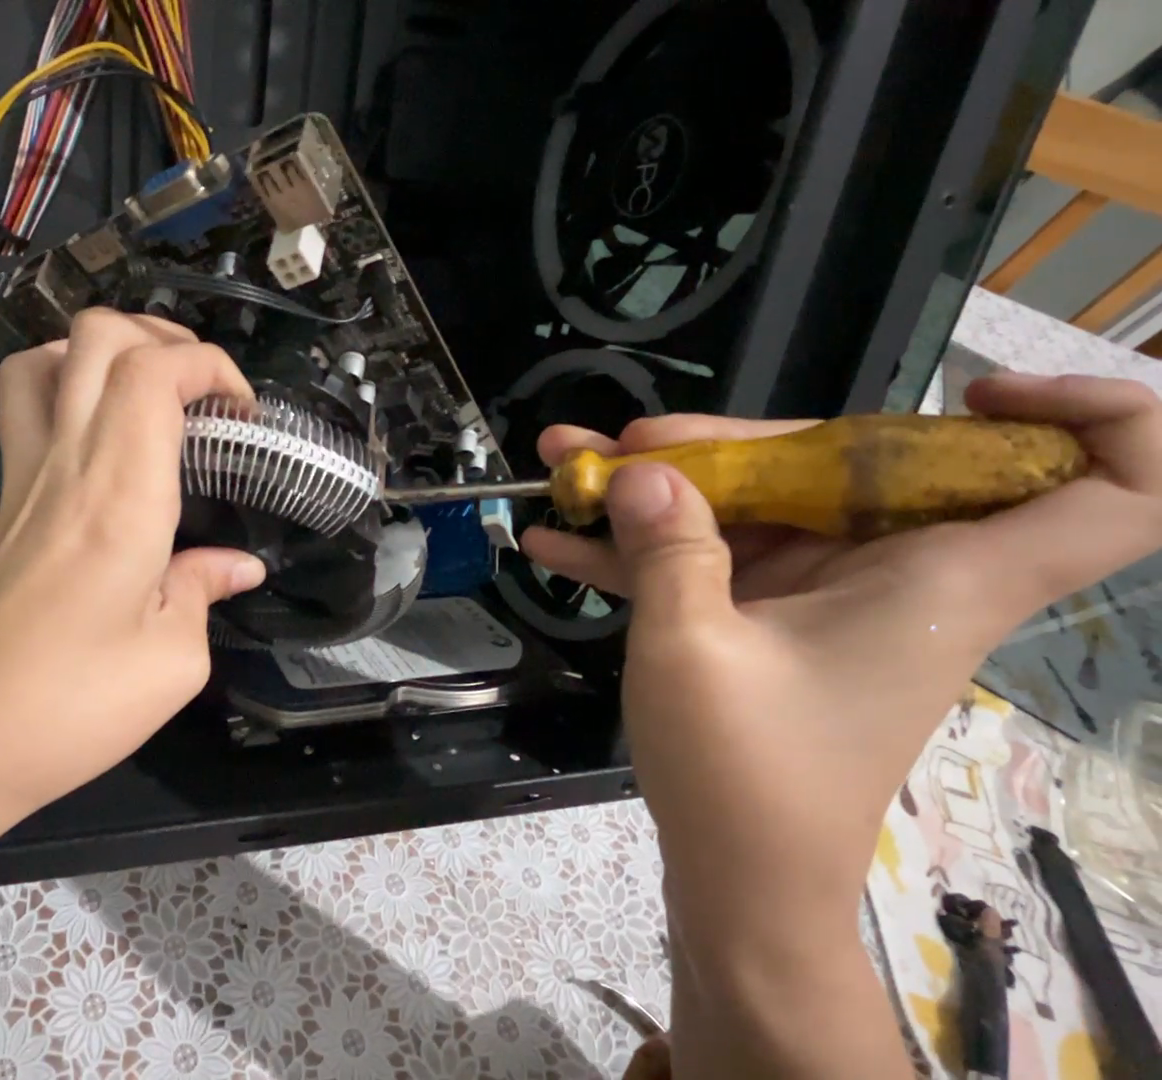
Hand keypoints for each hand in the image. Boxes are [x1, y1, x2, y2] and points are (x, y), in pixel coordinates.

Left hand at [0, 309, 267, 838]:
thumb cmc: (74, 710)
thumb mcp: (173, 663)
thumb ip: (204, 591)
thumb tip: (236, 565)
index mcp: (119, 500)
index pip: (152, 373)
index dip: (209, 366)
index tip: (243, 415)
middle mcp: (64, 467)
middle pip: (95, 338)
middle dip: (163, 339)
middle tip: (203, 392)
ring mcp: (21, 478)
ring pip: (44, 357)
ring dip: (104, 353)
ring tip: (148, 395)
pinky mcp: (0, 501)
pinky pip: (21, 407)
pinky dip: (63, 386)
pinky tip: (98, 436)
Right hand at [523, 374, 1161, 914]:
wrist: (739, 881)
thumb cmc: (743, 774)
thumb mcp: (690, 648)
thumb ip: (668, 548)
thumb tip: (640, 471)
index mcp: (937, 577)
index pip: (1113, 488)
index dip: (1088, 418)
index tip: (972, 390)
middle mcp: (894, 573)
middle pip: (847, 465)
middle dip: (721, 442)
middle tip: (619, 442)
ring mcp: (822, 597)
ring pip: (757, 506)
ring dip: (652, 488)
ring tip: (557, 466)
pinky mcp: (767, 621)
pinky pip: (712, 558)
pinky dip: (639, 548)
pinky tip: (552, 538)